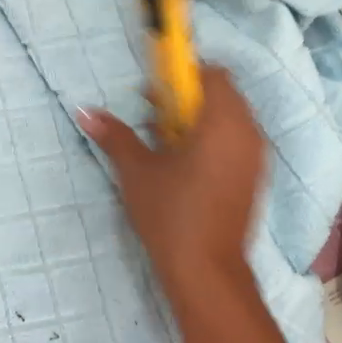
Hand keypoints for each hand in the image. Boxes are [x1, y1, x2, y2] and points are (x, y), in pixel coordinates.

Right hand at [78, 68, 262, 284]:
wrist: (205, 268)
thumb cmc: (171, 213)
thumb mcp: (136, 172)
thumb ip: (116, 136)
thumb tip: (86, 112)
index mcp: (223, 123)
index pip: (213, 74)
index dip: (182, 74)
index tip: (152, 91)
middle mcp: (248, 133)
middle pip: (222, 95)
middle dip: (186, 98)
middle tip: (151, 116)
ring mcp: (255, 157)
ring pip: (228, 120)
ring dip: (196, 121)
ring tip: (161, 142)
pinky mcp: (252, 178)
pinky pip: (234, 143)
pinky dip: (209, 141)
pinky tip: (179, 165)